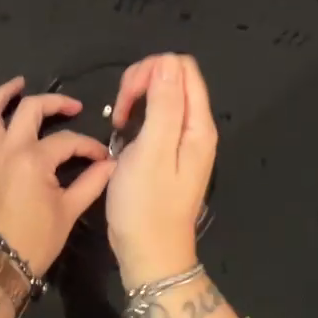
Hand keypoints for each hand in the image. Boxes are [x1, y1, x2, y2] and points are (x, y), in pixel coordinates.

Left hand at [0, 78, 114, 274]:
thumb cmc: (36, 240)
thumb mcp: (69, 211)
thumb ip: (92, 182)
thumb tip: (112, 164)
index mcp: (35, 159)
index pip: (68, 141)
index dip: (88, 146)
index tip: (102, 157)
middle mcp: (9, 148)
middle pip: (31, 109)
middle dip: (55, 103)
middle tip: (71, 106)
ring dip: (2, 94)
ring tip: (17, 84)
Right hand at [104, 54, 216, 287]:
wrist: (149, 256)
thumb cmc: (147, 205)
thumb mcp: (153, 151)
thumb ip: (164, 104)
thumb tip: (166, 61)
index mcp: (198, 124)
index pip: (182, 67)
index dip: (151, 71)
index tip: (128, 98)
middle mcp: (196, 127)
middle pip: (172, 75)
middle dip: (142, 81)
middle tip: (121, 111)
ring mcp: (184, 139)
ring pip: (163, 92)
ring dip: (137, 98)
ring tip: (120, 123)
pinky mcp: (170, 150)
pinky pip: (157, 114)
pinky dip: (138, 114)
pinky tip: (125, 133)